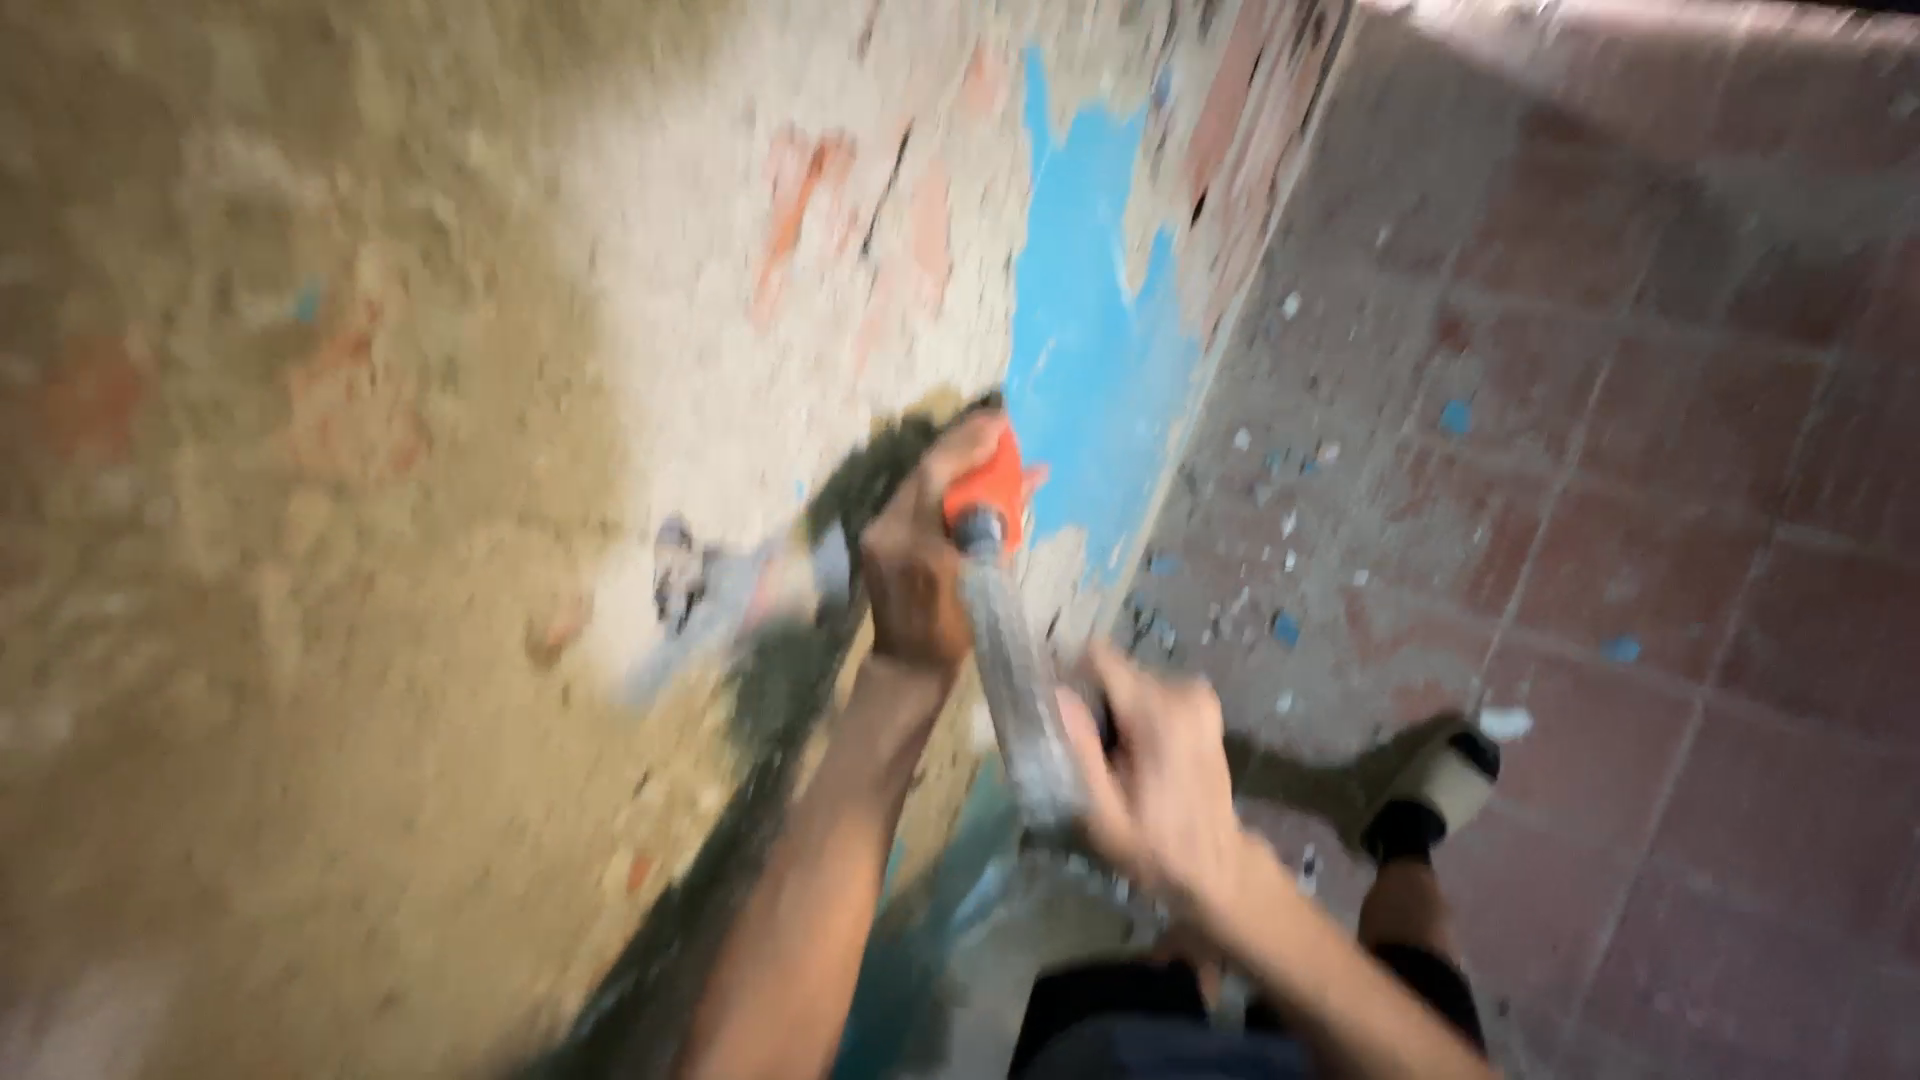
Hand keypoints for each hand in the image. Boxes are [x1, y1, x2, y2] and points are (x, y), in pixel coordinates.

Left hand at [858, 407, 1040, 678]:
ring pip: (915, 481)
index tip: (1000, 424)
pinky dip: (938, 482)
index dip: (968, 445)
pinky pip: (910, 499)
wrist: (908, 663)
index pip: (936, 477)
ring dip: (950, 458)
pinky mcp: (876, 537)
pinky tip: (960, 470)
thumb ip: (1004, 524)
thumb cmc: (957, 630)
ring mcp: (877, 533)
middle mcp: (889, 531)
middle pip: (923, 471)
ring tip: (982, 438)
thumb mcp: (989, 577)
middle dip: (960, 442)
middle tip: (994, 422)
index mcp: (918, 546)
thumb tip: (1031, 476)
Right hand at [1058, 642, 1251, 920]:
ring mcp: (1197, 694)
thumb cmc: (1155, 845)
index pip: (1099, 656)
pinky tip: (1137, 749)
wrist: (1217, 864)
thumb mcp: (1104, 812)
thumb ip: (1080, 749)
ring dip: (1115, 708)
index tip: (1062, 710)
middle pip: (1114, 670)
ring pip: (1130, 678)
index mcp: (1158, 713)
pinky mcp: (1203, 701)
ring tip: (1116, 754)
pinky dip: (1136, 712)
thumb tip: (1056, 693)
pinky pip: (1149, 689)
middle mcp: (1182, 691)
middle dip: (1095, 701)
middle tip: (1094, 750)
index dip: (1072, 674)